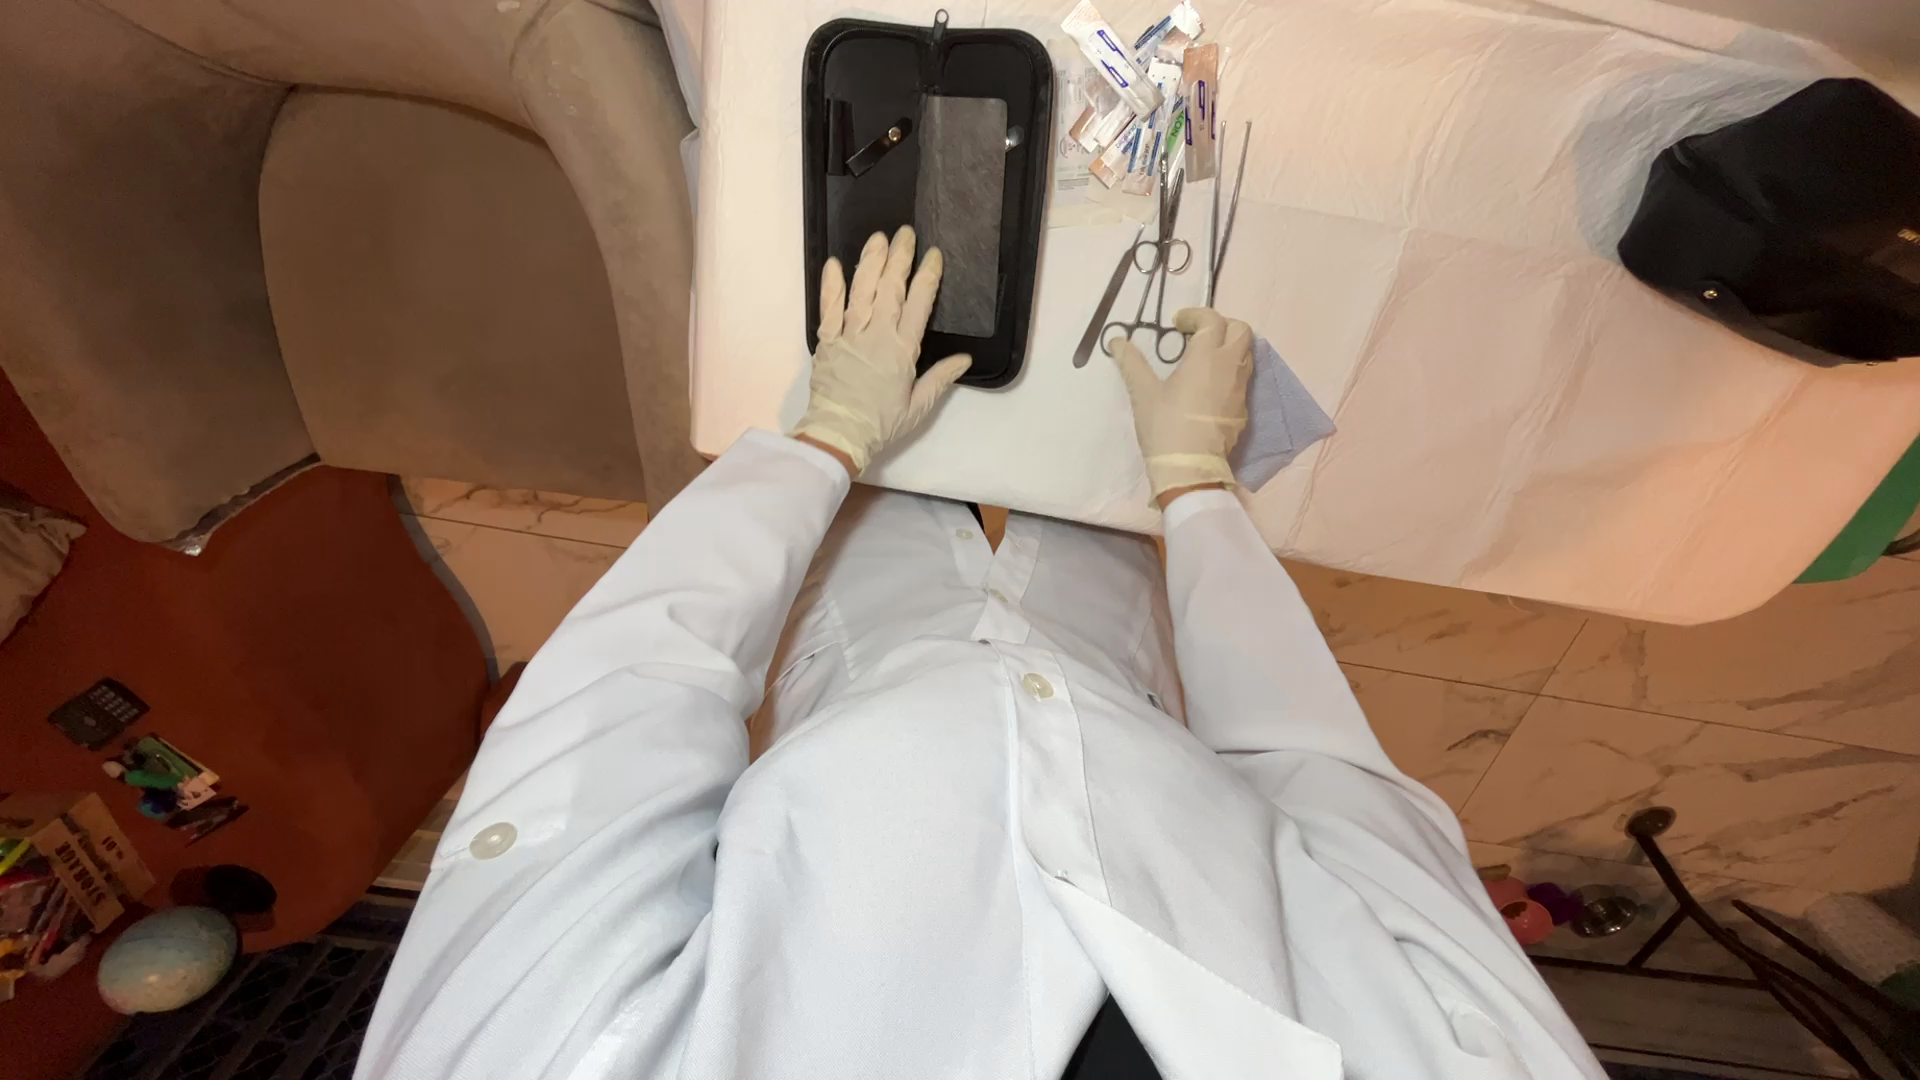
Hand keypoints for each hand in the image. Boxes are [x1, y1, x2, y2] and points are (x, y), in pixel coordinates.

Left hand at [792, 226, 971, 473]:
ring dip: (870, 261)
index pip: (919, 302)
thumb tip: (964, 359)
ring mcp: (850, 333)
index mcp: (903, 348)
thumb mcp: (919, 405)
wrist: (840, 433)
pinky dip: (831, 284)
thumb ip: (941, 378)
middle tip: (905, 233)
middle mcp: (877, 333)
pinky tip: (834, 264)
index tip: (933, 255)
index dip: (928, 275)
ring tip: (878, 239)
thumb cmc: (882, 423)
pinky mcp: (827, 340)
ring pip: (861, 288)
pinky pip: (829, 306)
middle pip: (891, 286)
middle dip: (900, 257)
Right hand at [1110, 307, 1252, 502]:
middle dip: (1220, 325)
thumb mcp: (1143, 393)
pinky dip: (1229, 370)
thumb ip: (1131, 363)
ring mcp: (1241, 388)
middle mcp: (1230, 366)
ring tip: (1203, 359)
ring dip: (1228, 347)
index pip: (1212, 320)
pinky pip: (1243, 378)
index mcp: (1207, 357)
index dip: (1195, 315)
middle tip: (1196, 335)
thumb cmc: (1165, 426)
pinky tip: (1209, 385)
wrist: (1190, 467)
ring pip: (1246, 353)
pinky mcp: (1243, 408)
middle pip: (1240, 329)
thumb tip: (1116, 340)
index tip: (1177, 323)